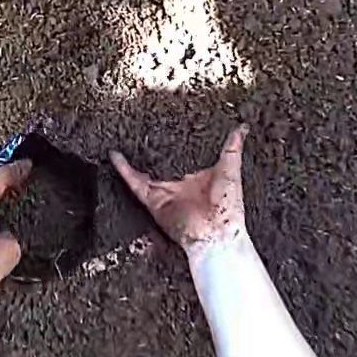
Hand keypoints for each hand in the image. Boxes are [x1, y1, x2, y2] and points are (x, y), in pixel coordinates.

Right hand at [110, 125, 248, 257]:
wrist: (216, 232)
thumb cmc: (227, 206)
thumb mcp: (230, 169)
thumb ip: (232, 148)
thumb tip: (241, 128)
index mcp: (196, 176)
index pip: (183, 155)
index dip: (175, 142)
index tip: (168, 124)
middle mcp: (178, 184)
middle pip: (160, 163)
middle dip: (150, 148)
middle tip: (141, 128)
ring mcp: (164, 192)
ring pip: (144, 172)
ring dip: (133, 158)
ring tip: (122, 139)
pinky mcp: (153, 200)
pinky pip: (135, 184)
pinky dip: (124, 170)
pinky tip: (115, 156)